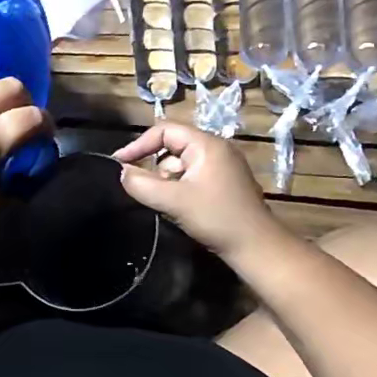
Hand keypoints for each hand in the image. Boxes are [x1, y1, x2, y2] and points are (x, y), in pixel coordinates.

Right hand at [112, 122, 282, 255]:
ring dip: (168, 181)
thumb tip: (121, 172)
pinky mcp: (227, 183)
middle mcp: (217, 148)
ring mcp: (224, 165)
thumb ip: (142, 185)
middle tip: (147, 191)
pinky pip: (195, 176)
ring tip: (167, 204)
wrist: (255, 245)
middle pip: (173, 147)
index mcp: (207, 144)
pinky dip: (182, 187)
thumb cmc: (216, 218)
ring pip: (182, 164)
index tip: (120, 164)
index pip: (164, 130)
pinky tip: (181, 208)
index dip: (139, 145)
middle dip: (155, 167)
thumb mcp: (174, 201)